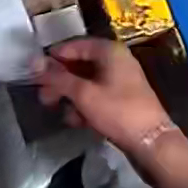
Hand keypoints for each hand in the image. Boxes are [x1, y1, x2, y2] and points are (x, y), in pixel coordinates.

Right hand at [34, 37, 172, 155]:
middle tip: (43, 95)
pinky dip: (85, 104)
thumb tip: (34, 62)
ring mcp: (121, 79)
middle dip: (61, 79)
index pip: (75, 44)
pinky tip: (75, 120)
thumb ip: (58, 78)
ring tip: (56, 109)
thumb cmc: (117, 111)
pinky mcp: (124, 99)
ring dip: (71, 94)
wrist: (152, 143)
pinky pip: (98, 94)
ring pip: (88, 81)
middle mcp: (116, 59)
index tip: (36, 71)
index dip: (54, 57)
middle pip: (81, 63)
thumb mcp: (84, 94)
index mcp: (109, 50)